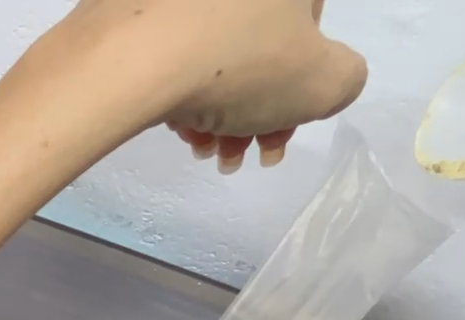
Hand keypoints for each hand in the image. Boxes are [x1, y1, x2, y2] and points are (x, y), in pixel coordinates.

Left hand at [64, 0, 366, 172]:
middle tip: (234, 159)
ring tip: (205, 152)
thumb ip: (340, 81)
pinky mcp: (124, 13)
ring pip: (206, 53)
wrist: (130, 58)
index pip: (308, 23)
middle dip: (249, 111)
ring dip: (212, 112)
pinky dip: (172, 93)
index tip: (275, 136)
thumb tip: (321, 81)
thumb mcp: (321, 83)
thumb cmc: (241, 63)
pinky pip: (162, 55)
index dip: (299, 85)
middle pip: (253, 44)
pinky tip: (174, 129)